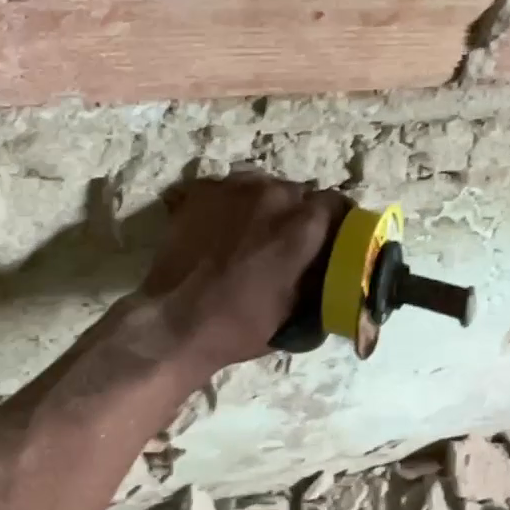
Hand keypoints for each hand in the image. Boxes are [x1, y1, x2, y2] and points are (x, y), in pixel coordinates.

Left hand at [134, 172, 343, 375]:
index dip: (335, 220)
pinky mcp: (204, 189)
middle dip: (297, 214)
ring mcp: (235, 187)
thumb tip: (332, 263)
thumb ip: (320, 277)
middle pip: (298, 193)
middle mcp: (274, 194)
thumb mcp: (296, 310)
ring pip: (264, 185)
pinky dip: (234, 203)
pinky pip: (230, 188)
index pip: (335, 203)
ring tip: (253, 232)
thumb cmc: (241, 324)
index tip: (329, 237)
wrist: (175, 319)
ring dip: (266, 204)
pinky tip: (224, 226)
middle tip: (287, 241)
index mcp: (303, 224)